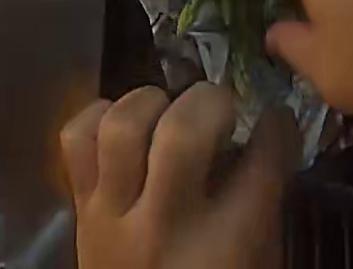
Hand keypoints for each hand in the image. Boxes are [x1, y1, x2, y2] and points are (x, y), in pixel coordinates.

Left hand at [61, 83, 297, 268]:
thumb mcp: (256, 262)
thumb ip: (262, 199)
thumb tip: (265, 130)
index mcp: (223, 252)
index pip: (260, 165)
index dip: (276, 127)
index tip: (275, 116)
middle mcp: (164, 230)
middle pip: (181, 134)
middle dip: (210, 100)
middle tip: (220, 108)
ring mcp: (112, 219)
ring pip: (121, 127)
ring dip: (150, 103)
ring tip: (167, 113)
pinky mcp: (79, 210)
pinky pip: (76, 139)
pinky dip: (100, 115)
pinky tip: (127, 131)